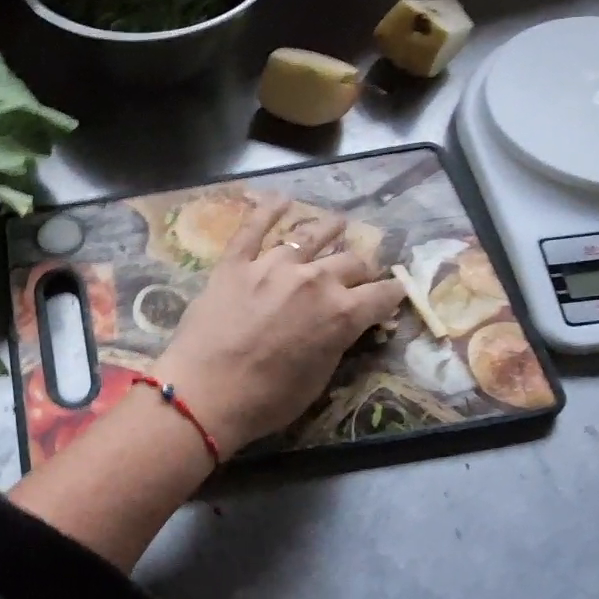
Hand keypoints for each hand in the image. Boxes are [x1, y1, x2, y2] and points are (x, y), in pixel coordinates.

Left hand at [152, 198, 405, 455]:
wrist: (205, 393)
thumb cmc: (266, 400)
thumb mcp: (318, 379)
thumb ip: (336, 343)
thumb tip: (345, 328)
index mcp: (342, 313)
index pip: (382, 294)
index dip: (392, 294)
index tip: (394, 293)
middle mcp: (314, 280)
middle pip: (350, 261)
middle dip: (362, 266)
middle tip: (361, 270)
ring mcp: (272, 266)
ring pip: (310, 236)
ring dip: (328, 227)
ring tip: (338, 221)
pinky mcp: (235, 264)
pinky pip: (253, 229)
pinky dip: (268, 210)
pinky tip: (280, 199)